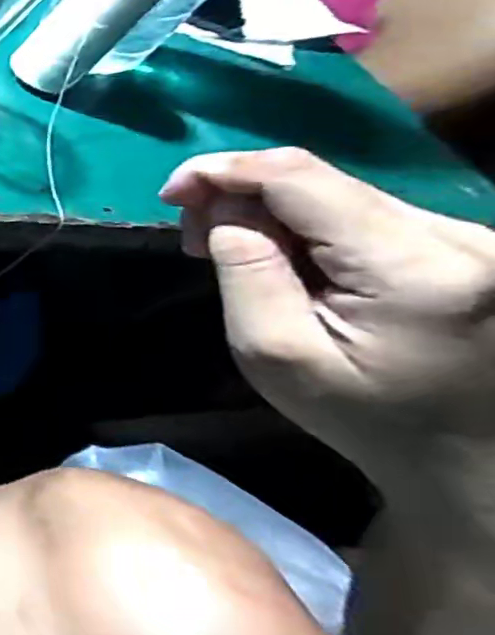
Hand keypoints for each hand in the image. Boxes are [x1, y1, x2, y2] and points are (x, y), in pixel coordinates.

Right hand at [160, 148, 494, 488]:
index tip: (170, 197)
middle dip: (236, 194)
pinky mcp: (471, 248)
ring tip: (239, 251)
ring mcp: (476, 242)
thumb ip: (244, 264)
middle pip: (314, 179)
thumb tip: (224, 202)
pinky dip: (306, 223)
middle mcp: (465, 240)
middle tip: (196, 238)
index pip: (296, 176)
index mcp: (418, 268)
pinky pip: (360, 209)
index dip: (219, 170)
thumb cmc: (362, 415)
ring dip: (269, 210)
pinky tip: (291, 258)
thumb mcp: (272, 346)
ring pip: (334, 190)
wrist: (473, 464)